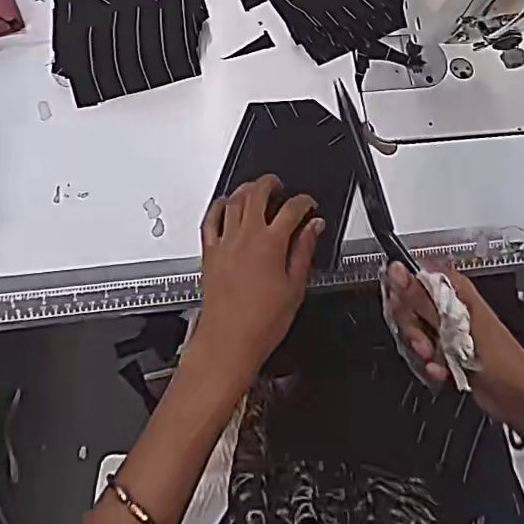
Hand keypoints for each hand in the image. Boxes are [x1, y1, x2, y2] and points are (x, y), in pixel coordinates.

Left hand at [187, 175, 321, 390]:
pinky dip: (219, 206)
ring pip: (234, 200)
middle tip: (280, 186)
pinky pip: (211, 218)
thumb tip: (313, 228)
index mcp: (271, 243)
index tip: (309, 205)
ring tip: (256, 189)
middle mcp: (246, 236)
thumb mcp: (295, 286)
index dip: (304, 202)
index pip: (292, 209)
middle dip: (271, 183)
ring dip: (246, 189)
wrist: (229, 340)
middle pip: (257, 193)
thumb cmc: (261, 321)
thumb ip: (304, 250)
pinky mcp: (210, 251)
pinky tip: (225, 205)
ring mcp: (225, 241)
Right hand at [384, 261, 523, 428]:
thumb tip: (396, 269)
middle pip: (406, 305)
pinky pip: (422, 349)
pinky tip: (440, 370)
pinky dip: (428, 362)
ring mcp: (446, 325)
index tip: (401, 313)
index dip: (400, 295)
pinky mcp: (445, 346)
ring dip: (420, 348)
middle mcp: (448, 302)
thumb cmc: (498, 359)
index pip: (408, 276)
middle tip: (425, 342)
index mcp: (452, 286)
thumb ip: (420, 297)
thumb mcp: (453, 325)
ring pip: (412, 329)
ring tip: (436, 359)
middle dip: (411, 328)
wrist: (517, 397)